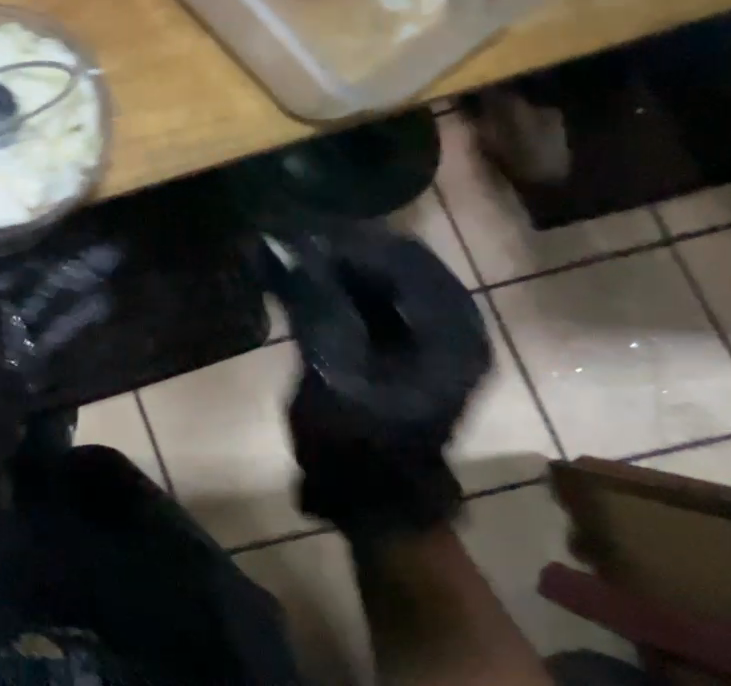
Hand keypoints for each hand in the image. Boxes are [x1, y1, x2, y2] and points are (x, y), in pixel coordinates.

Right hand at [274, 221, 490, 538]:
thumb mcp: (332, 367)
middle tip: (283, 240)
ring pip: (385, 280)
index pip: (402, 257)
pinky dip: (340, 287)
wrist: (372, 499)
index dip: (346, 238)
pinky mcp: (406, 352)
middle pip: (396, 264)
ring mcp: (433, 341)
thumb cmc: (357, 439)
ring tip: (286, 255)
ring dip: (336, 265)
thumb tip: (277, 241)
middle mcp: (454, 328)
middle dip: (338, 248)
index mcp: (452, 332)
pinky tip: (302, 282)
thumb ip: (312, 302)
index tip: (291, 229)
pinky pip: (376, 301)